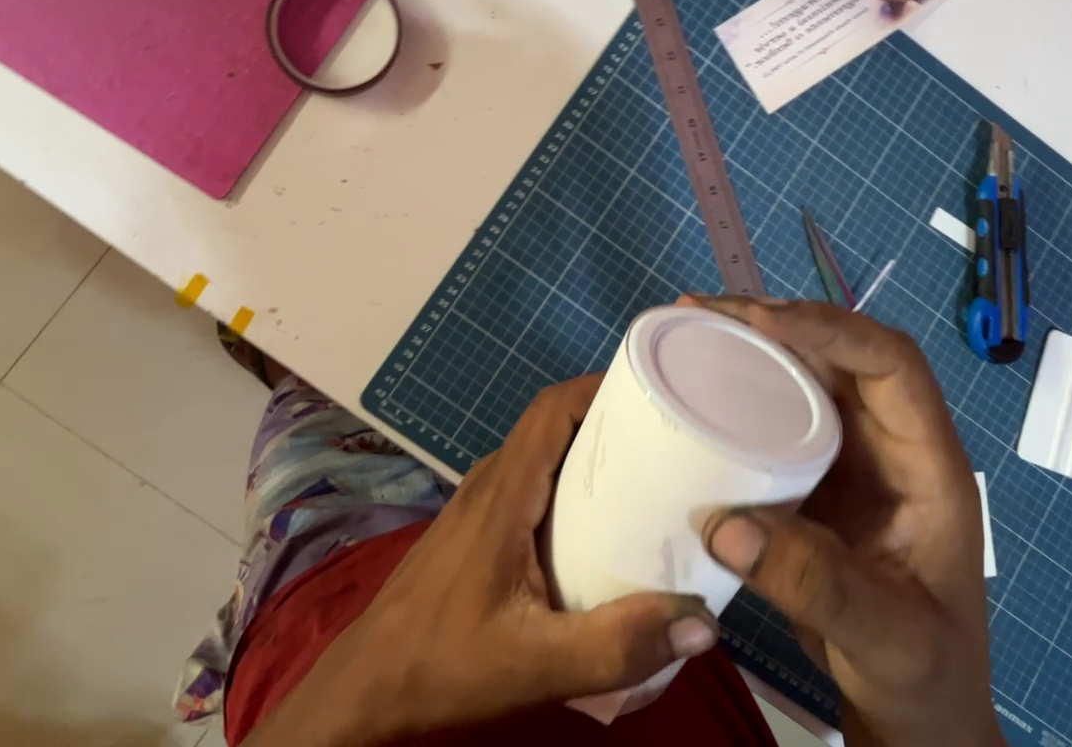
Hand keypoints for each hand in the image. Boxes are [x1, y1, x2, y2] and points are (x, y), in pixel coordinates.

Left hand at [247, 375, 719, 746]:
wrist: (369, 684)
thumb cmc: (445, 662)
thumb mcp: (537, 664)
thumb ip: (617, 646)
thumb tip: (703, 621)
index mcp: (503, 494)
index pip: (551, 409)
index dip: (599, 388)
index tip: (653, 393)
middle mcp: (489, 483)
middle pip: (552, 425)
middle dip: (609, 420)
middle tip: (670, 442)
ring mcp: (479, 503)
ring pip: (541, 453)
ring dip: (590, 453)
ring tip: (649, 477)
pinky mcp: (477, 526)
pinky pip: (530, 480)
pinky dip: (570, 483)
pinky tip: (603, 524)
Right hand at [690, 297, 1000, 746]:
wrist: (915, 712)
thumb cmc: (924, 675)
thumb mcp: (887, 639)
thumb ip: (816, 586)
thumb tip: (722, 525)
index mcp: (926, 465)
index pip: (891, 366)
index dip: (831, 331)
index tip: (759, 324)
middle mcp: (888, 445)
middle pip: (842, 352)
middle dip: (775, 320)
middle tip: (700, 312)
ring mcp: (849, 458)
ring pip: (807, 374)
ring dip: (753, 344)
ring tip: (690, 328)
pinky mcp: (812, 476)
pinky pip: (776, 412)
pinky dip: (739, 387)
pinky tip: (698, 384)